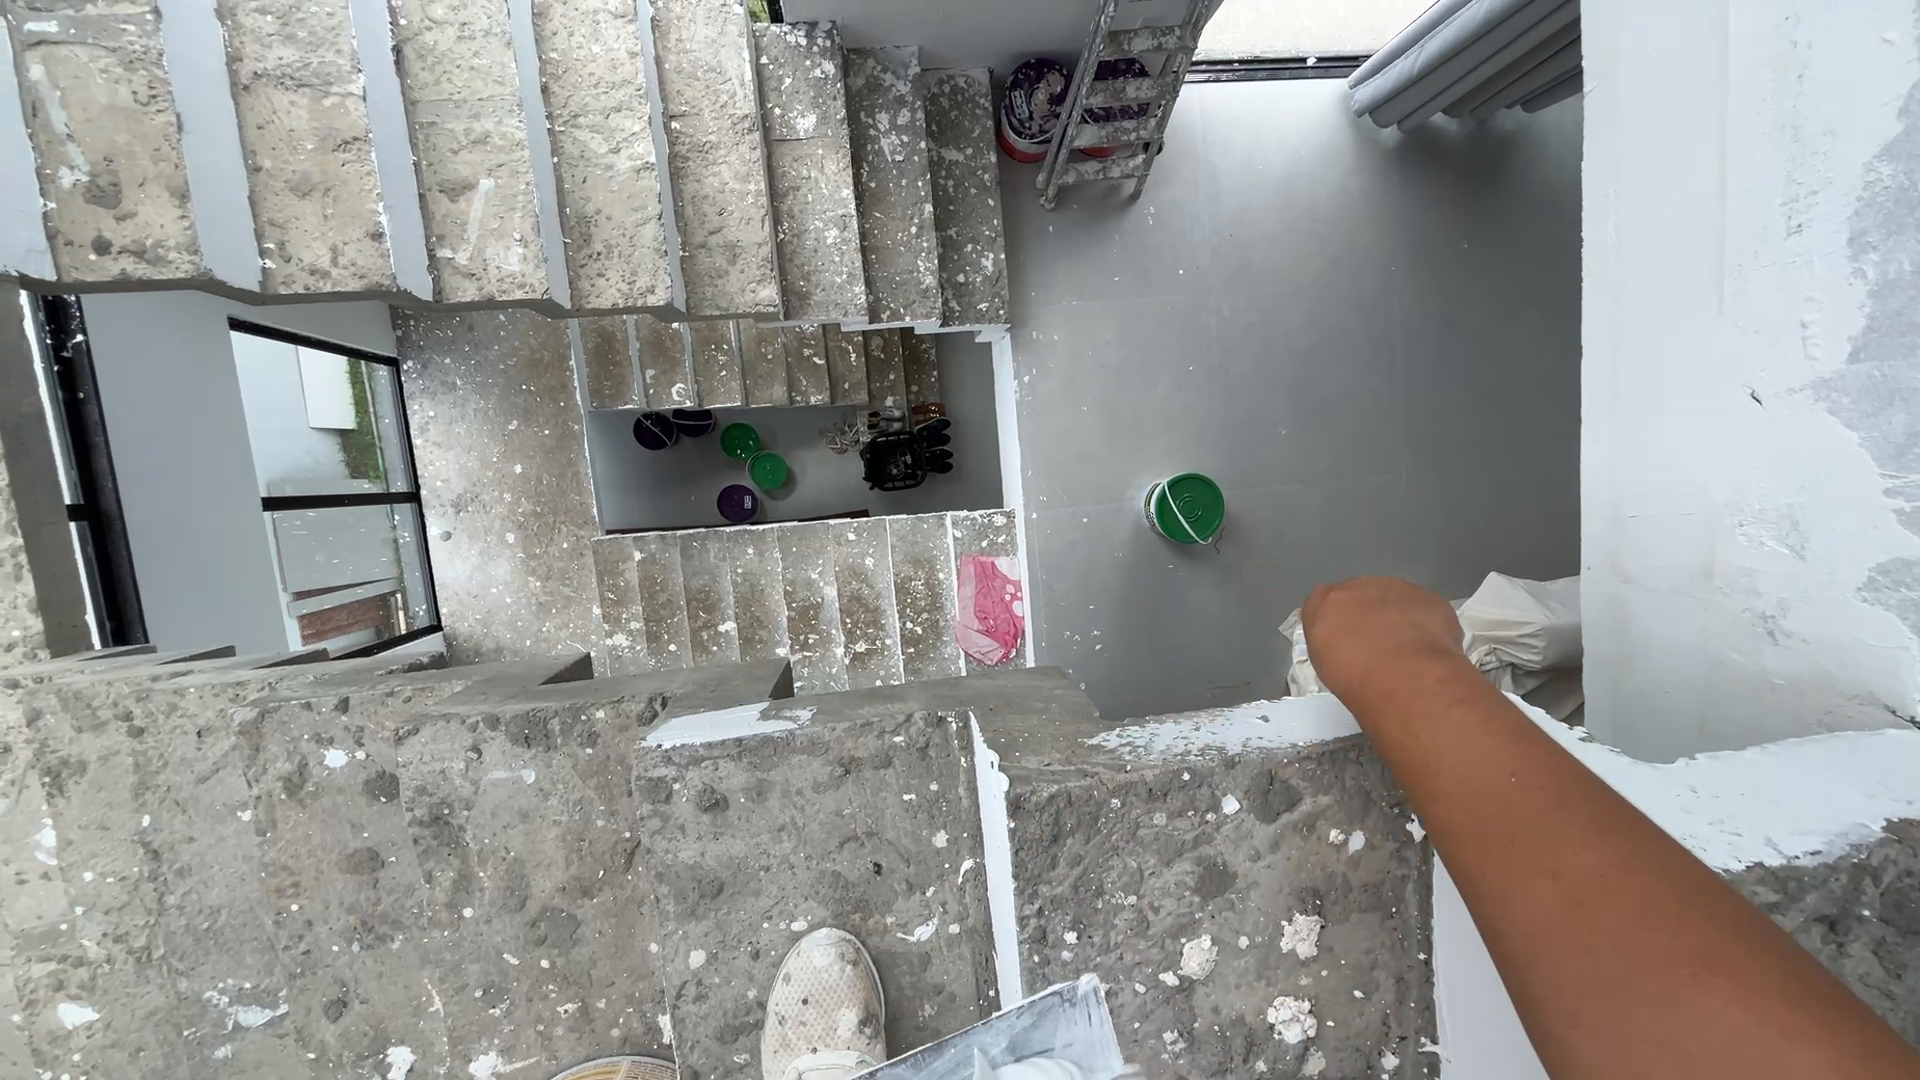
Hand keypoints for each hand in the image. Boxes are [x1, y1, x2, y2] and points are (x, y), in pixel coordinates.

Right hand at [1300, 577, 1469, 704]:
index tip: (1343, 641)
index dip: (1336, 622)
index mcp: (1323, 602)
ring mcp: (1394, 587)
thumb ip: (1330, 640)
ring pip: (1392, 598)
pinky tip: (1426, 647)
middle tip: (1375, 645)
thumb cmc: (1353, 678)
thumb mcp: (1324, 662)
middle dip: (1366, 614)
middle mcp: (1355, 586)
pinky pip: (1422, 607)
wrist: (1404, 677)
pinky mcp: (1428, 596)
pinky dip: (1424, 622)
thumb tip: (1344, 643)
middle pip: (1359, 595)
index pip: (1324, 604)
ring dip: (1395, 616)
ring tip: (1404, 648)